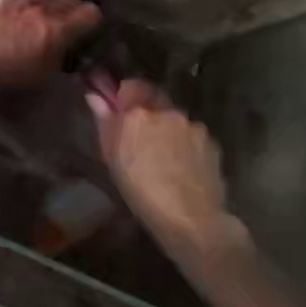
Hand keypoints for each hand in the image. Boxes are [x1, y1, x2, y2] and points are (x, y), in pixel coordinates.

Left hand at [0, 0, 101, 91]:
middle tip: (68, 25)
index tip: (87, 32)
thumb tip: (83, 56)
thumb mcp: (51, 75)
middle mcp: (44, 8)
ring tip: (50, 8)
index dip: (93, 22)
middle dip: (75, 11)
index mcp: (59, 29)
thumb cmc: (15, 78)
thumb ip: (69, 59)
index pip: (92, 12)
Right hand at [85, 74, 249, 270]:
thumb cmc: (141, 192)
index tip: (120, 114)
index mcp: (137, 114)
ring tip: (163, 158)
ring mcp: (192, 125)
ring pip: (174, 118)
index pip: (130, 86)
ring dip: (166, 129)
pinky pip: (191, 134)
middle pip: (153, 100)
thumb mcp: (113, 159)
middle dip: (146, 113)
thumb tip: (94, 96)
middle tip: (140, 140)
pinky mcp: (211, 140)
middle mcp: (167, 111)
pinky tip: (182, 166)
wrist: (191, 219)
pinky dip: (184, 143)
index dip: (124, 99)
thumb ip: (105, 122)